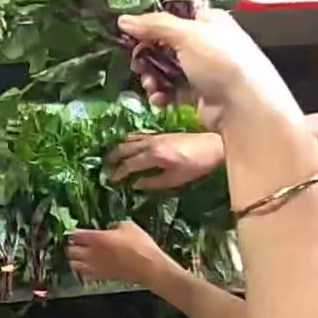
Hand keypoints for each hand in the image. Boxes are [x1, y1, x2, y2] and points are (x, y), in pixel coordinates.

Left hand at [68, 220, 171, 285]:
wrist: (149, 267)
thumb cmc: (140, 244)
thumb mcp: (128, 226)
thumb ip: (114, 225)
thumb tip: (109, 229)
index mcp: (95, 238)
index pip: (75, 235)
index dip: (73, 233)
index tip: (75, 232)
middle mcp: (90, 253)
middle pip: (70, 250)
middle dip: (72, 246)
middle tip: (77, 243)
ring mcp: (94, 266)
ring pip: (74, 264)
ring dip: (75, 259)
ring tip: (80, 255)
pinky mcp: (101, 276)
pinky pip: (84, 274)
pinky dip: (83, 269)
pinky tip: (88, 266)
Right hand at [107, 131, 224, 189]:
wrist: (213, 145)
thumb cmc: (196, 165)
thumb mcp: (175, 179)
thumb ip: (152, 182)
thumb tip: (135, 184)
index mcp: (154, 155)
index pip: (128, 164)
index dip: (117, 172)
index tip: (110, 179)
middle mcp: (150, 143)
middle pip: (123, 148)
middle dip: (111, 158)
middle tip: (104, 167)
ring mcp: (154, 135)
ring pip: (128, 139)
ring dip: (117, 147)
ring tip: (110, 156)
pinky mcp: (159, 132)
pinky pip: (137, 134)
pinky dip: (128, 139)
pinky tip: (126, 144)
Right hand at [118, 11, 301, 131]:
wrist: (243, 107)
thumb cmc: (221, 62)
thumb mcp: (188, 35)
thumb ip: (154, 25)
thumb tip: (123, 19)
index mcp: (206, 21)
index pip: (171, 15)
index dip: (149, 24)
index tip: (131, 34)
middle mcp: (204, 42)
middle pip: (163, 44)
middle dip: (146, 56)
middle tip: (137, 65)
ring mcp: (200, 68)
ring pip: (163, 68)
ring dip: (151, 77)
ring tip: (151, 86)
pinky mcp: (196, 91)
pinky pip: (170, 89)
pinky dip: (161, 93)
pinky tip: (159, 99)